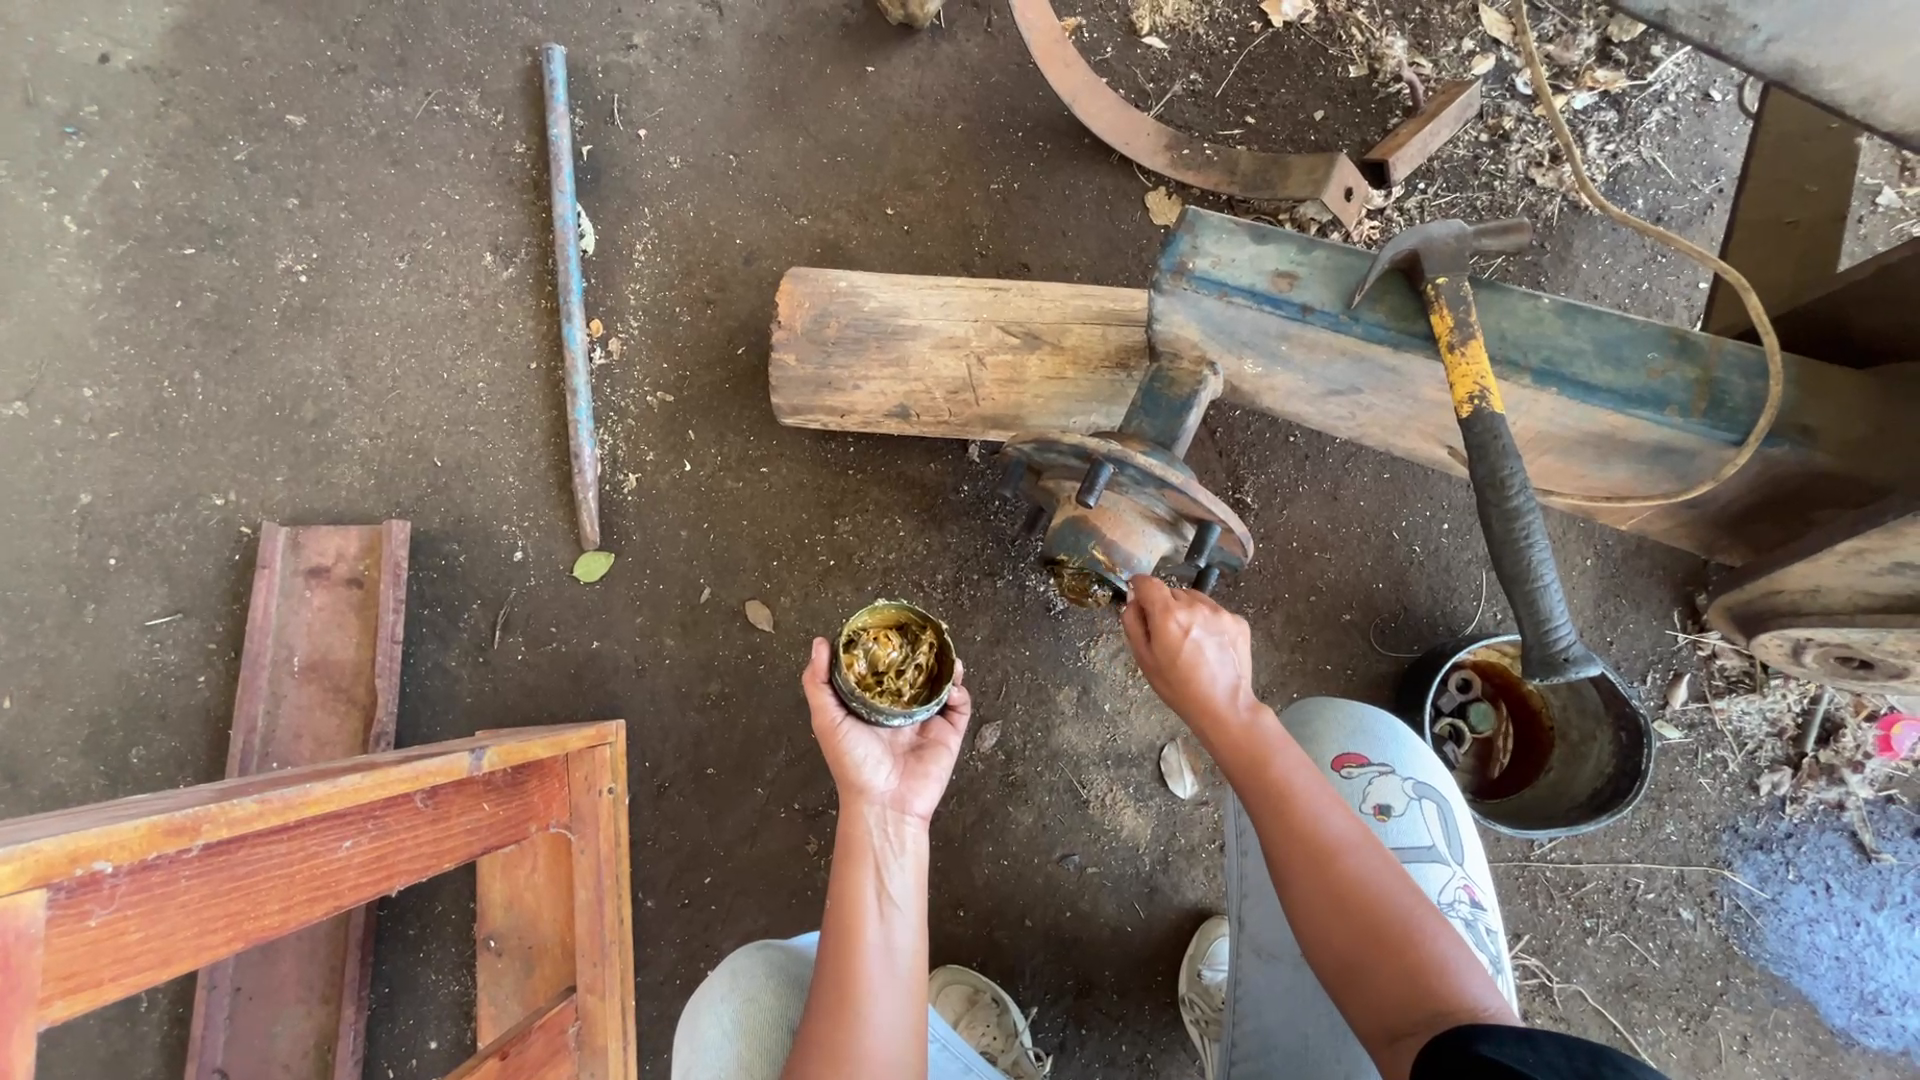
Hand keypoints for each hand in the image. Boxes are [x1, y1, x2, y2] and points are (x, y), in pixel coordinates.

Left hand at [801, 637, 971, 825]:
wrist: (884, 802)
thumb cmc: (852, 763)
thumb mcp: (826, 719)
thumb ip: (818, 683)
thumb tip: (820, 643)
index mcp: (875, 704)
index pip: (885, 669)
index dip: (889, 648)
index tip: (891, 627)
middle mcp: (903, 709)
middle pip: (917, 672)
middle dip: (923, 653)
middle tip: (924, 635)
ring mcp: (928, 720)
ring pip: (943, 684)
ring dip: (946, 667)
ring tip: (945, 652)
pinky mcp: (948, 733)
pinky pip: (960, 707)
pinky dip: (959, 692)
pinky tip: (951, 685)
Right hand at [1121, 576, 1261, 740]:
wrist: (1224, 706)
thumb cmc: (1178, 687)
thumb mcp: (1144, 659)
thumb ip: (1133, 623)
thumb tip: (1132, 600)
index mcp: (1168, 615)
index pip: (1148, 582)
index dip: (1139, 587)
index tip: (1139, 597)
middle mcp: (1195, 606)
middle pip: (1171, 592)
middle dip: (1164, 606)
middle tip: (1167, 633)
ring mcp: (1220, 612)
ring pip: (1194, 599)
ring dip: (1187, 611)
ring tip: (1190, 640)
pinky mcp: (1238, 620)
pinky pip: (1215, 611)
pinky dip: (1208, 621)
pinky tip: (1209, 645)